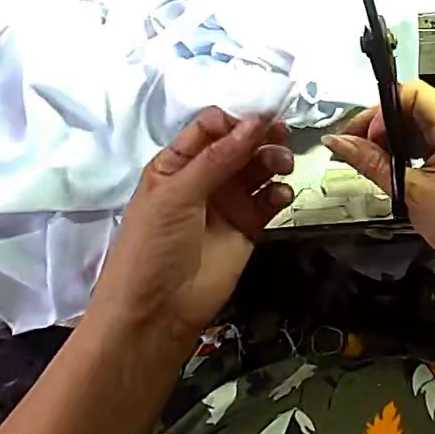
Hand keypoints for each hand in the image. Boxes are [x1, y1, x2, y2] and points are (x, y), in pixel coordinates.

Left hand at [89, 109, 293, 341]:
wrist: (157, 311)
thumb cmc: (152, 246)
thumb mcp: (176, 194)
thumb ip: (217, 158)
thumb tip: (255, 123)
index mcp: (177, 164)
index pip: (210, 129)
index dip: (234, 122)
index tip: (258, 122)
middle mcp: (204, 178)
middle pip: (239, 146)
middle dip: (260, 137)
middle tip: (280, 135)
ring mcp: (227, 202)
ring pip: (258, 169)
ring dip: (273, 160)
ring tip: (282, 165)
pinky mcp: (248, 226)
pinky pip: (269, 200)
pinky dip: (279, 193)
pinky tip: (279, 196)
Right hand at [322, 81, 434, 267]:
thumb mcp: (408, 191)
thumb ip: (371, 162)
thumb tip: (339, 142)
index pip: (413, 93)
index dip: (383, 110)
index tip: (364, 133)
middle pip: (409, 102)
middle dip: (379, 122)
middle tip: (355, 143)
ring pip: (410, 117)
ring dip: (385, 133)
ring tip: (366, 154)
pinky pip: (417, 131)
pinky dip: (397, 142)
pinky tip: (383, 159)